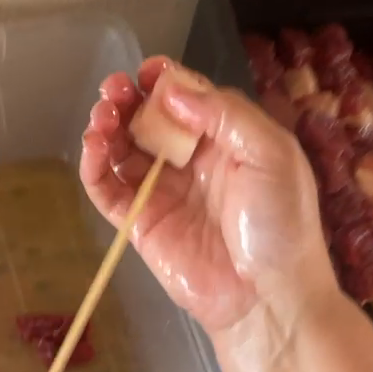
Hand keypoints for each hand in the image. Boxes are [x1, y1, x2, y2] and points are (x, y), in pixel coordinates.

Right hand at [80, 57, 337, 335]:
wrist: (265, 298)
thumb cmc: (279, 225)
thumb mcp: (270, 154)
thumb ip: (224, 115)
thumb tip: (169, 89)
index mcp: (226, 139)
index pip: (186, 99)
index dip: (163, 82)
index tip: (145, 74)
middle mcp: (190, 162)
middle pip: (147, 121)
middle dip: (127, 100)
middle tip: (113, 91)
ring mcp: (162, 194)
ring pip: (123, 151)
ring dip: (107, 128)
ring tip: (101, 117)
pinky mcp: (139, 226)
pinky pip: (109, 191)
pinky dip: (94, 168)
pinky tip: (93, 149)